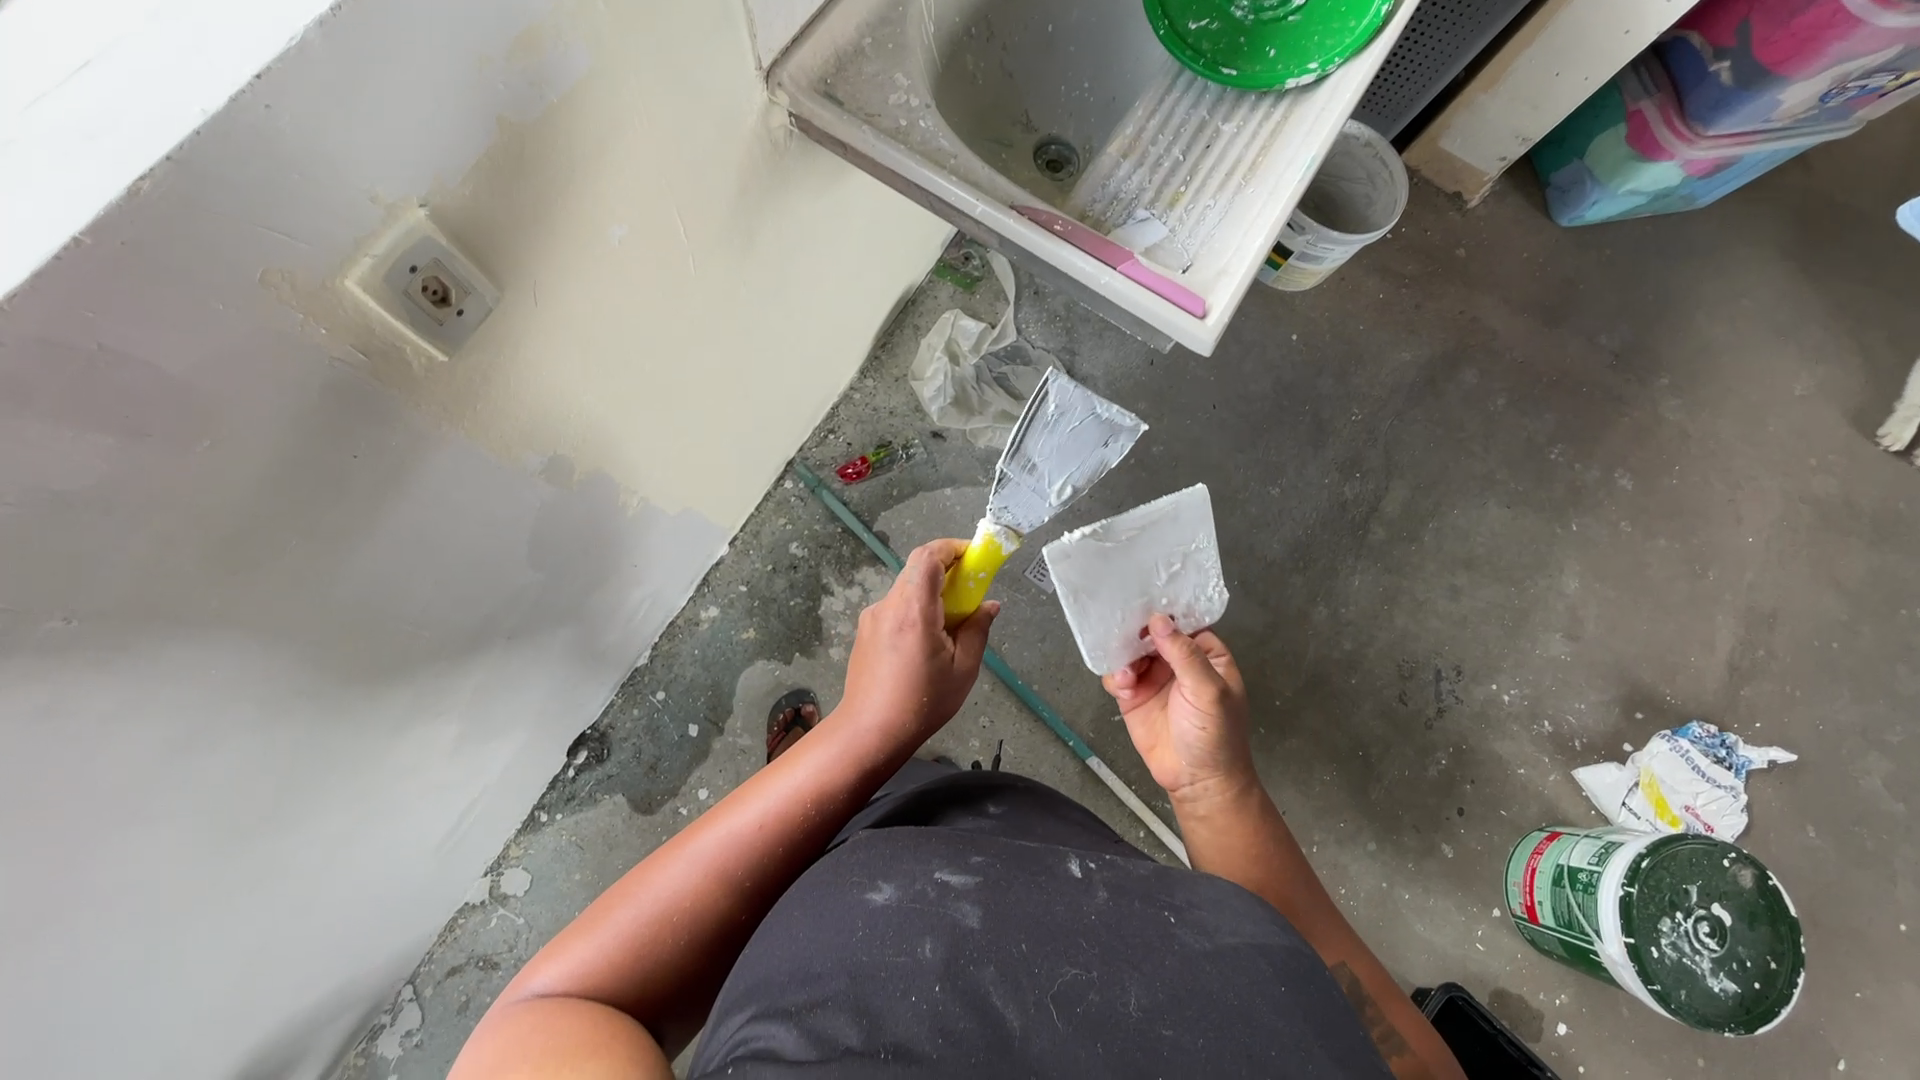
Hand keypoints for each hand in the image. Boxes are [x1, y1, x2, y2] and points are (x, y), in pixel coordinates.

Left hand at [839, 539, 997, 744]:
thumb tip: (989, 605)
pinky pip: (895, 607)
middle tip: (970, 591)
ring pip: (906, 589)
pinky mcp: (865, 631)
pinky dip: (915, 609)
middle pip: (916, 569)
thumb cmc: (921, 703)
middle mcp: (888, 606)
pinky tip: (925, 642)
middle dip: (946, 571)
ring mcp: (872, 617)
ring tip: (950, 625)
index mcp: (914, 611)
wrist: (869, 732)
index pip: (928, 557)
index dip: (951, 548)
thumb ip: (977, 631)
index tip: (974, 557)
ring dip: (930, 593)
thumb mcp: (963, 671)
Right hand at [1103, 615, 1254, 806]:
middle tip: (1126, 636)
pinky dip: (1116, 677)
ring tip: (1128, 675)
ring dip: (1124, 657)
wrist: (1197, 781)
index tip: (1145, 605)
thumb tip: (1159, 620)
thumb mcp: (1208, 690)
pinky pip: (1117, 675)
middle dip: (1136, 634)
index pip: (1183, 622)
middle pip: (1151, 633)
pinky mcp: (1133, 695)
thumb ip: (1184, 654)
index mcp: (1205, 654)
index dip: (1165, 613)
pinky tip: (1124, 687)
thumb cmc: (1216, 735)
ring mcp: (1154, 677)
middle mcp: (1177, 660)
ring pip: (1130, 652)